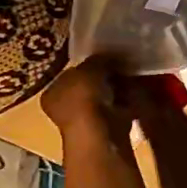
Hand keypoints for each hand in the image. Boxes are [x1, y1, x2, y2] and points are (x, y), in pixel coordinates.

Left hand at [42, 59, 186, 137]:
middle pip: (88, 87)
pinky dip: (126, 103)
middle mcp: (63, 108)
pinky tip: (135, 95)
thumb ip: (98, 60)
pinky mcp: (105, 129)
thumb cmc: (85, 98)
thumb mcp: (89, 69)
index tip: (108, 58)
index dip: (89, 65)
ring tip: (131, 78)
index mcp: (51, 93)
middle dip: (105, 78)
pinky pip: (118, 110)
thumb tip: (109, 55)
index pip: (71, 74)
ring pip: (104, 99)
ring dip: (117, 90)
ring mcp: (84, 121)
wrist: (99, 132)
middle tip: (122, 67)